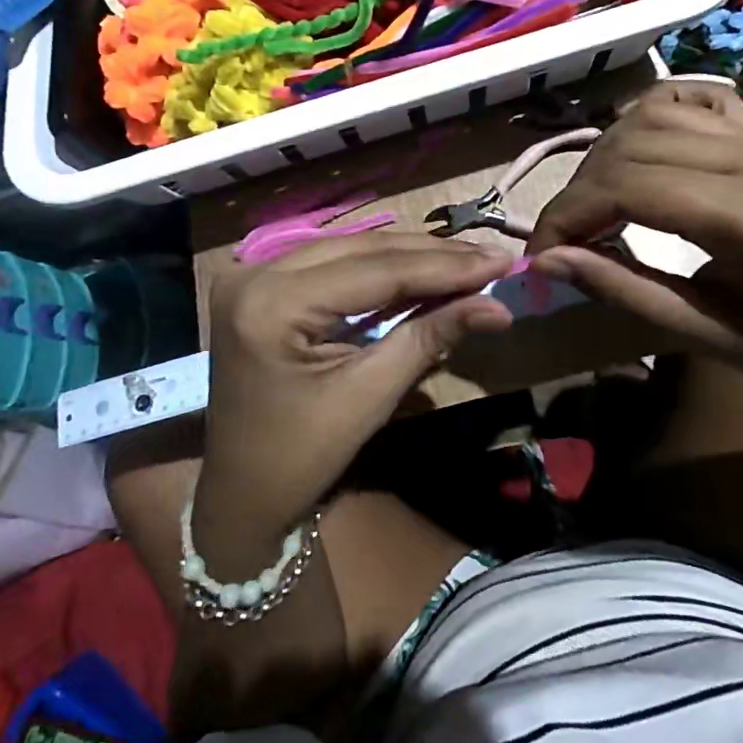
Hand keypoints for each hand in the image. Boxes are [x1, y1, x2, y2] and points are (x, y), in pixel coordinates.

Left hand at [196, 233, 514, 539]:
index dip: (444, 266)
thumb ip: (432, 337)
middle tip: (491, 257)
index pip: (376, 270)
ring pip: (351, 249)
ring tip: (467, 260)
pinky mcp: (263, 285)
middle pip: (363, 249)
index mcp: (272, 302)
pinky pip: (333, 264)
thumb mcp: (371, 394)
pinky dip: (381, 269)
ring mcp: (253, 275)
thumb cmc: (303, 455)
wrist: (242, 492)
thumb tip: (499, 306)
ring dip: (410, 256)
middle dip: (432, 256)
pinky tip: (422, 268)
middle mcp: (255, 273)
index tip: (500, 260)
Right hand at [526, 82, 742, 442]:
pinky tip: (640, 160)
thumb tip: (547, 260)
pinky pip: (705, 106)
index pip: (633, 186)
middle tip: (563, 238)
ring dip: (612, 154)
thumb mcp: (710, 338)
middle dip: (583, 188)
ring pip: (664, 112)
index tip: (540, 252)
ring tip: (596, 204)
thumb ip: (624, 289)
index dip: (570, 213)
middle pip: (639, 143)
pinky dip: (655, 124)